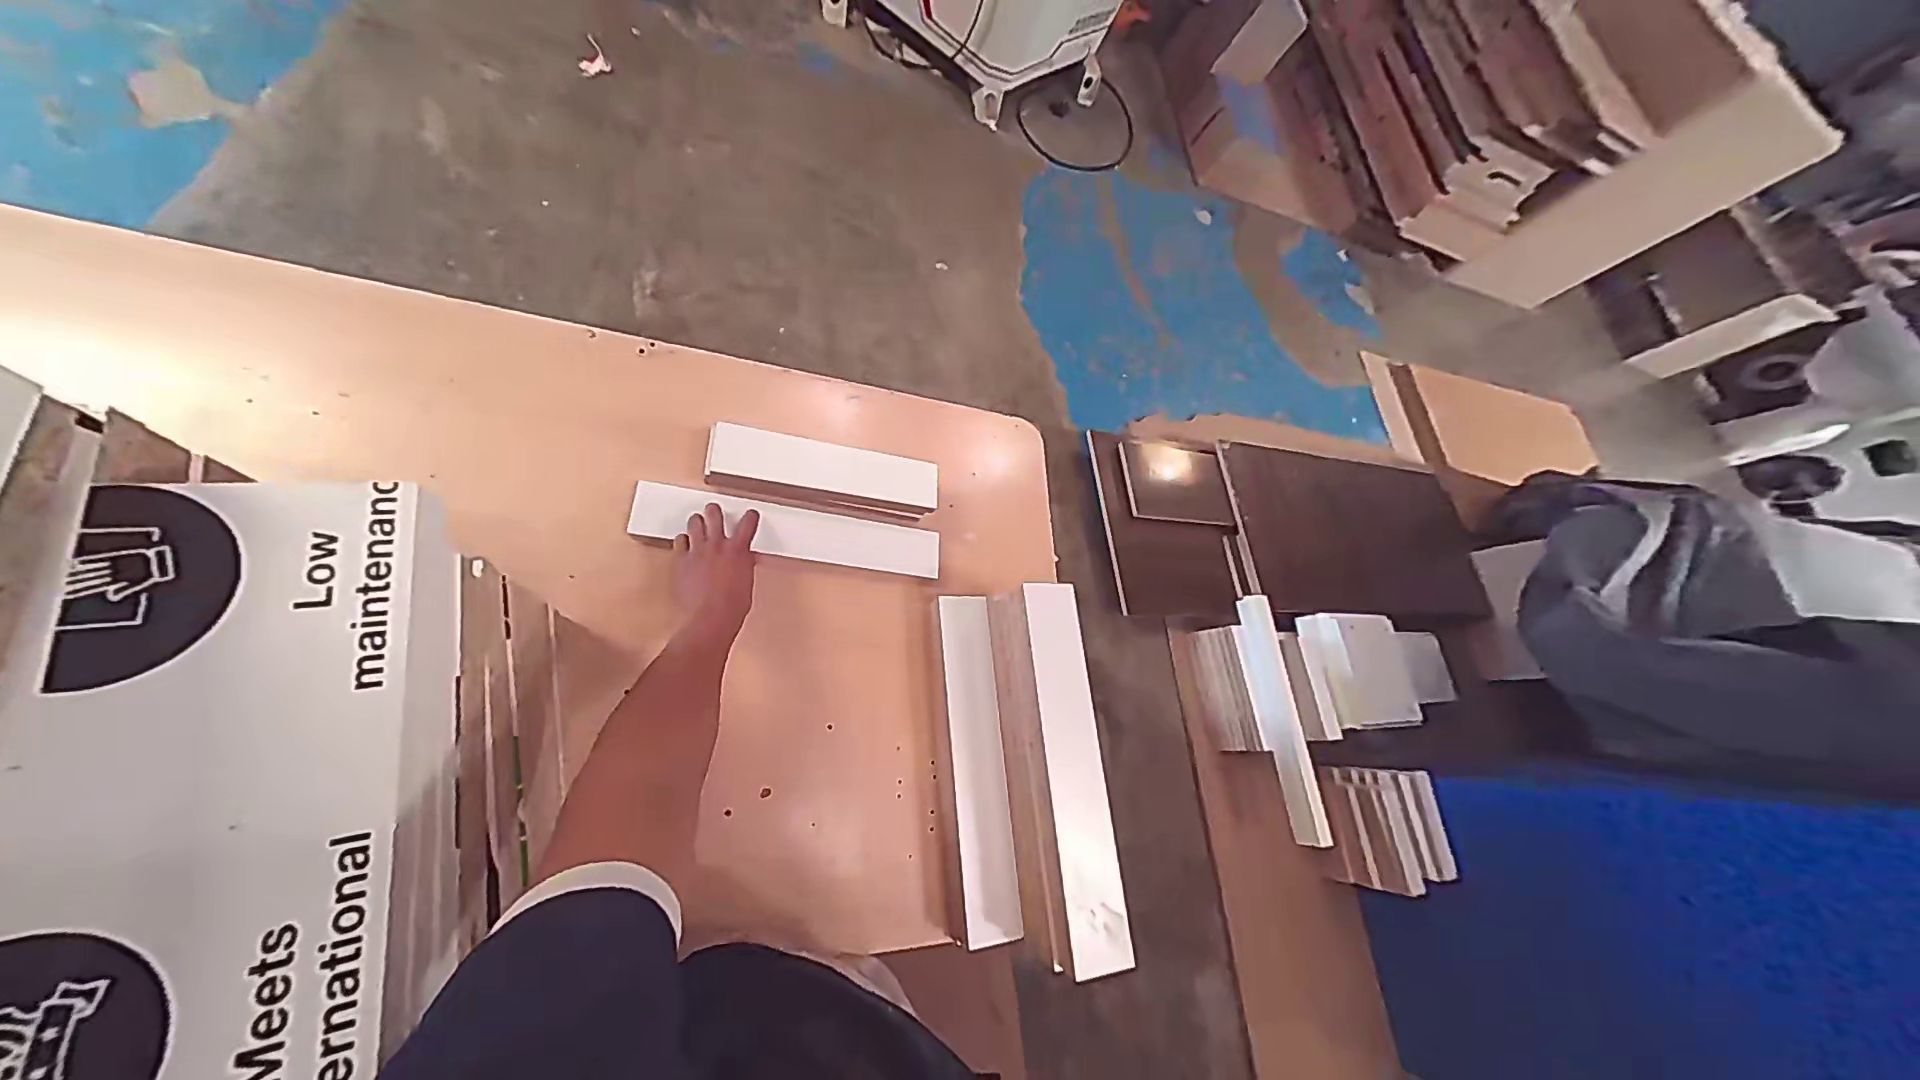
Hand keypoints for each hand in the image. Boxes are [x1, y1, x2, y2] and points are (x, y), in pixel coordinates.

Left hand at [671, 503, 758, 647]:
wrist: (709, 619)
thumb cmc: (731, 608)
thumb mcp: (746, 583)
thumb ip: (744, 566)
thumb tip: (744, 560)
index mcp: (738, 551)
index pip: (748, 523)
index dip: (750, 517)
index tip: (750, 515)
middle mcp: (717, 546)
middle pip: (715, 515)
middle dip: (715, 511)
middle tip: (715, 510)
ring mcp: (697, 551)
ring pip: (694, 523)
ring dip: (697, 522)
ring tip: (698, 523)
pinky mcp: (680, 560)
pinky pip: (679, 541)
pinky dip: (683, 541)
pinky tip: (685, 544)